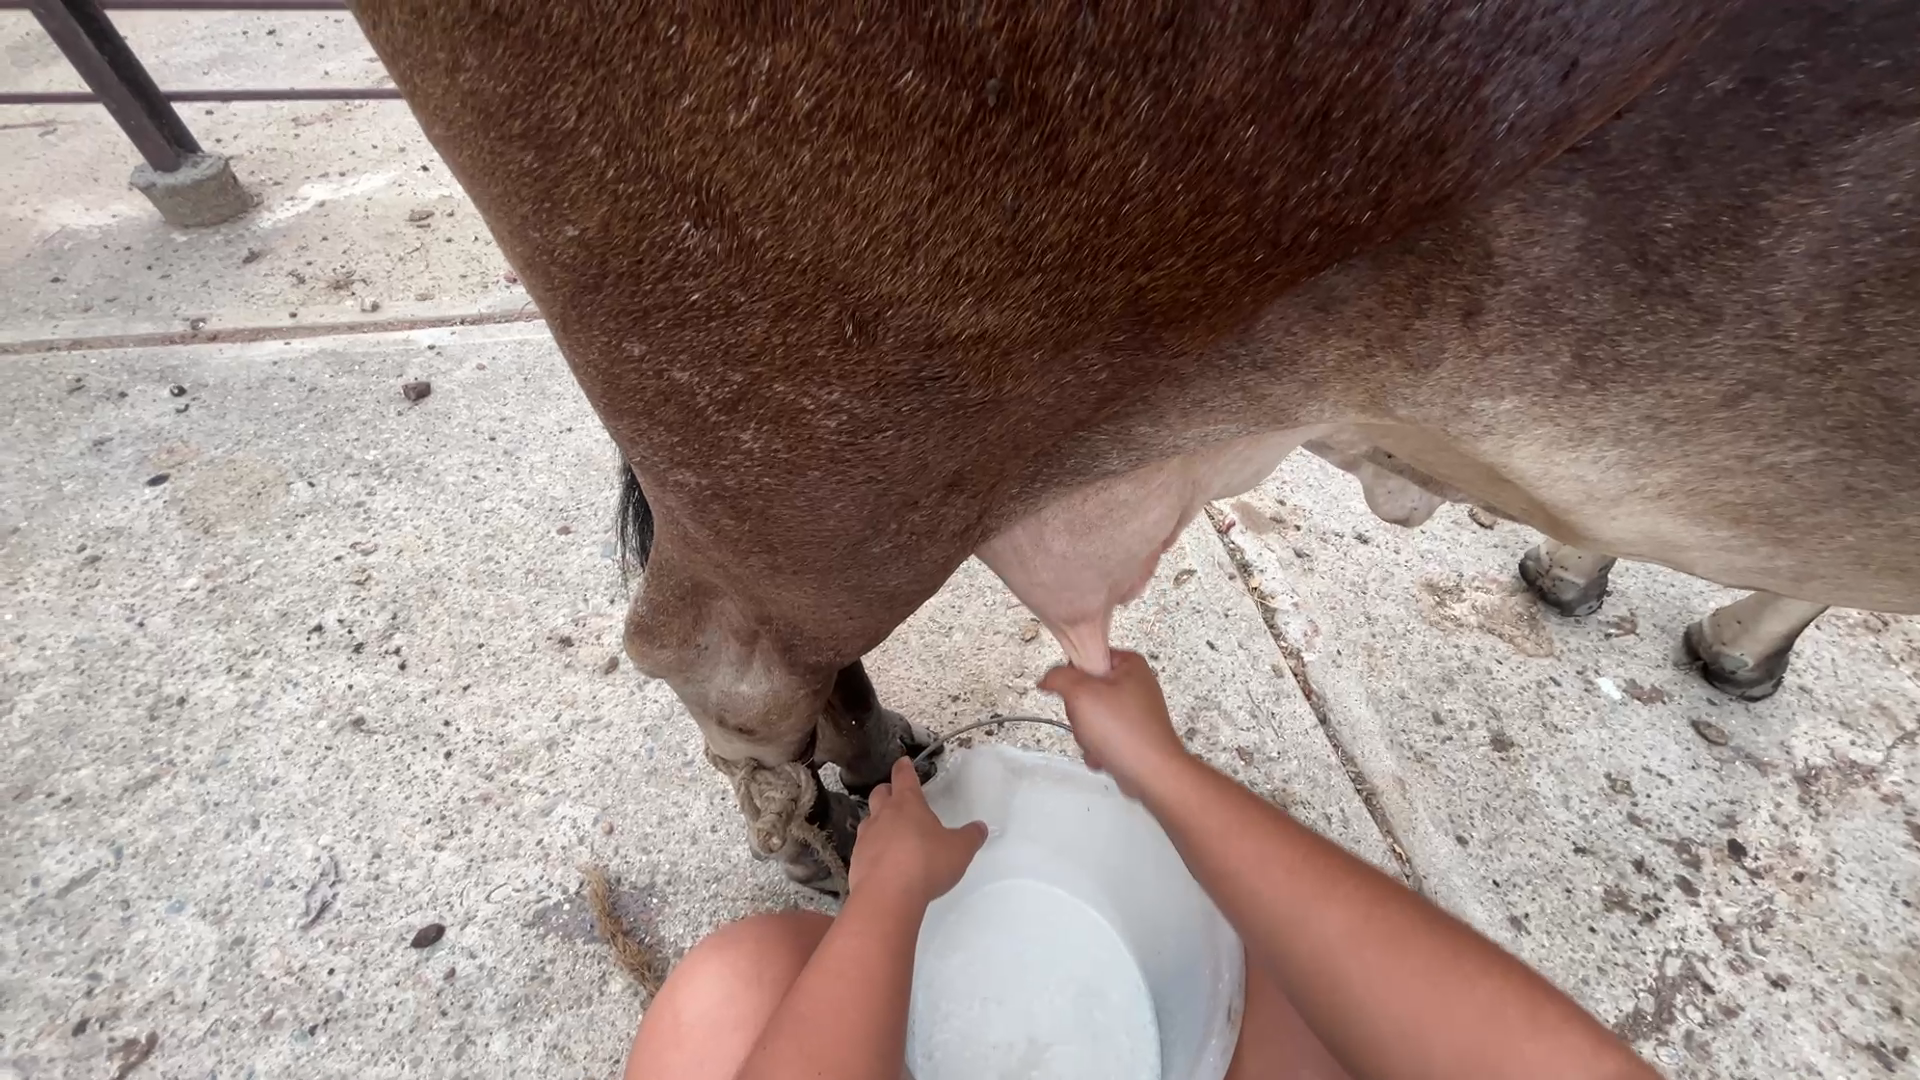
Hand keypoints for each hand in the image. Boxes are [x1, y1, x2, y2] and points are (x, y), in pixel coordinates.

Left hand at [848, 756, 987, 903]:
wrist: (887, 896)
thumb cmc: (926, 864)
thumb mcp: (959, 850)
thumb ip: (970, 837)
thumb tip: (980, 827)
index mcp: (907, 804)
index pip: (903, 776)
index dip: (904, 767)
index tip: (904, 761)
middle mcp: (883, 814)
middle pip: (879, 793)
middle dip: (887, 791)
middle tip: (896, 797)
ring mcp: (866, 837)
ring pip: (869, 819)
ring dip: (878, 821)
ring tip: (891, 832)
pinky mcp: (856, 861)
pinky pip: (864, 847)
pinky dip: (872, 849)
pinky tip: (883, 862)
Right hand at [1038, 650, 1188, 797]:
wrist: (1152, 774)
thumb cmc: (1127, 733)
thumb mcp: (1081, 694)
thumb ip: (1058, 678)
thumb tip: (1049, 678)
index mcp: (1129, 664)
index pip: (1087, 657)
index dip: (1074, 676)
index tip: (1074, 690)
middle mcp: (1135, 685)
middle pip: (1086, 689)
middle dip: (1079, 711)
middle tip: (1089, 718)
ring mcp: (1135, 711)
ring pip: (1091, 716)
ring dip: (1086, 733)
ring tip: (1098, 740)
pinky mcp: (1133, 734)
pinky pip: (1102, 735)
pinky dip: (1098, 747)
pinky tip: (1104, 754)